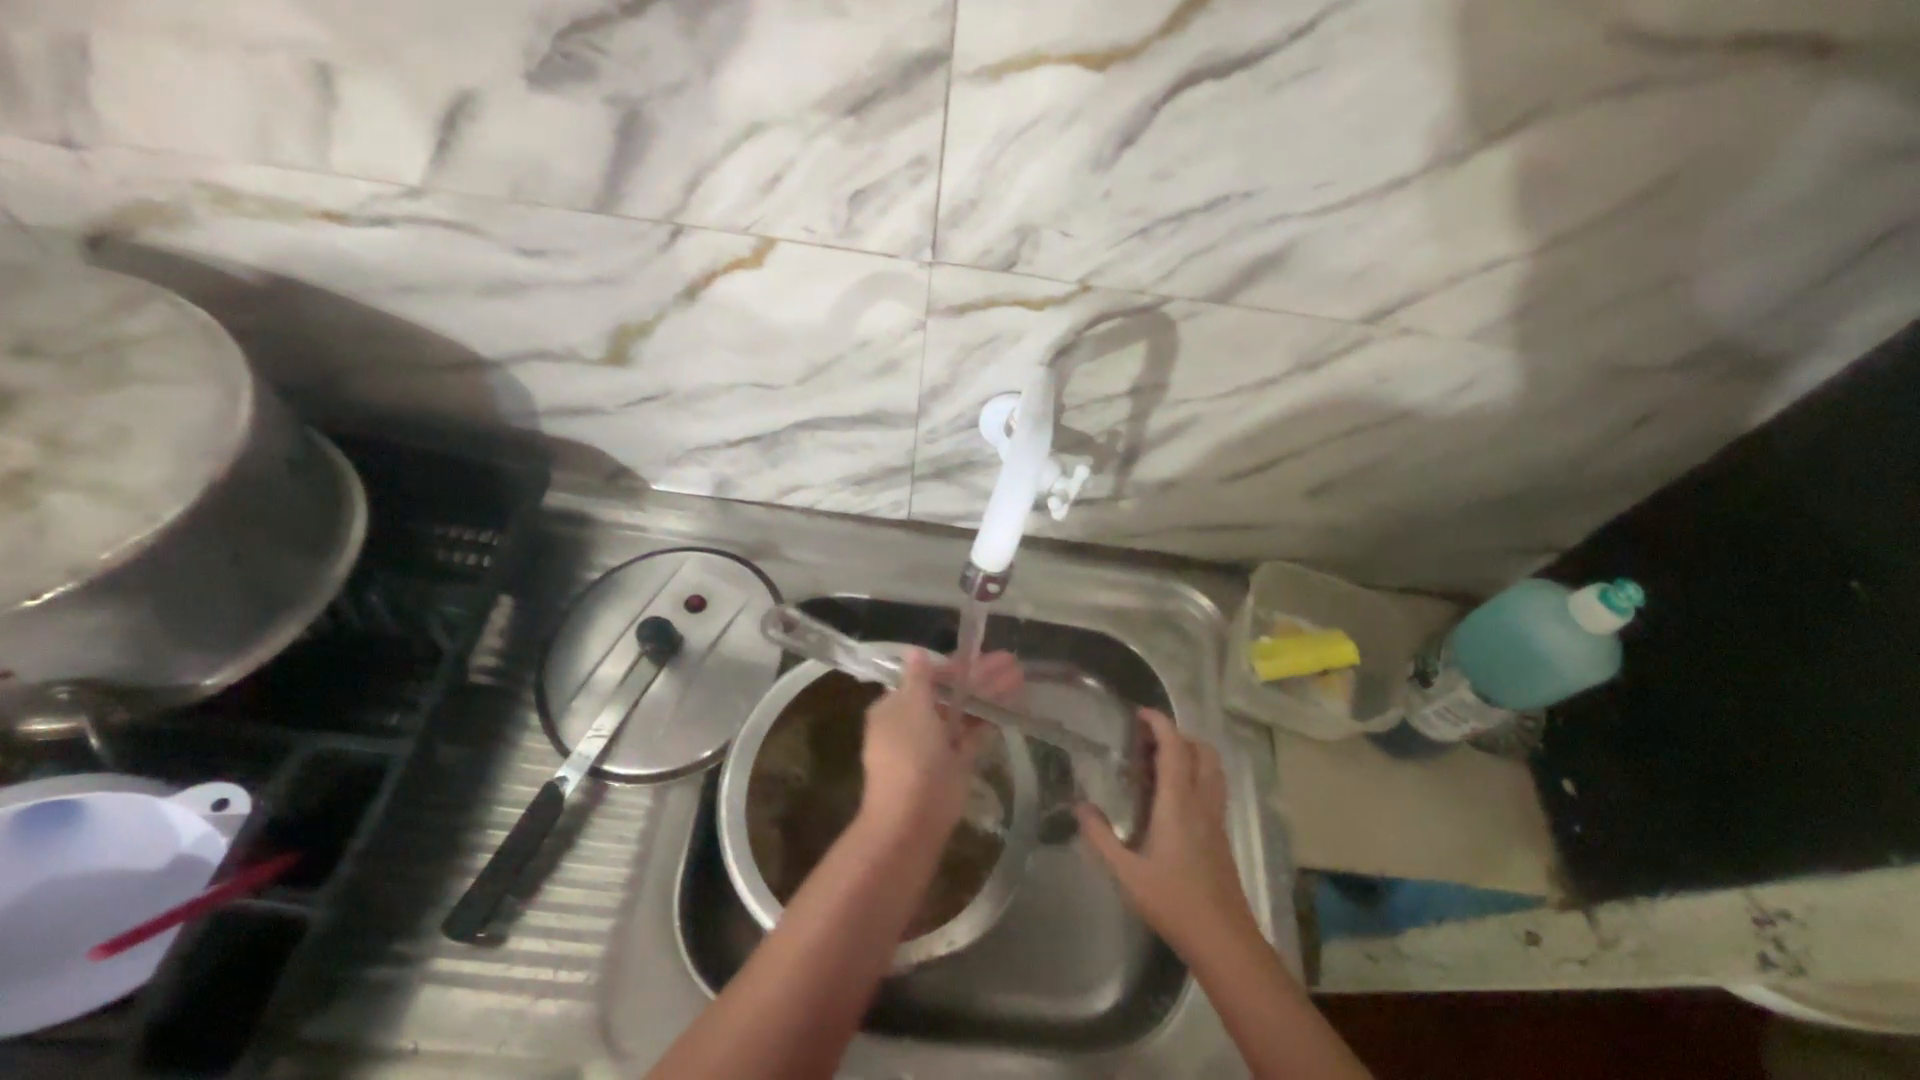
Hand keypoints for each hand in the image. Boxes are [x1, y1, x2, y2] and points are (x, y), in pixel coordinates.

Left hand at [859, 649, 1019, 839]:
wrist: (912, 817)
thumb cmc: (908, 755)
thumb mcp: (911, 708)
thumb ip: (920, 680)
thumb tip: (915, 652)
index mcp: (895, 708)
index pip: (926, 679)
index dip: (955, 666)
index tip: (980, 654)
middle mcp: (914, 724)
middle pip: (950, 694)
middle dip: (980, 677)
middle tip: (1011, 660)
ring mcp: (937, 745)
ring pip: (966, 712)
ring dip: (990, 694)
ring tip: (1020, 676)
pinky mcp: (956, 764)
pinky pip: (975, 734)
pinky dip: (991, 718)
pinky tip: (1014, 702)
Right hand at [1075, 709, 1255, 957]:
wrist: (1222, 938)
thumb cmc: (1172, 902)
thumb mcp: (1126, 872)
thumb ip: (1101, 837)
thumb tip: (1080, 807)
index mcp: (1178, 804)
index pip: (1175, 749)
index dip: (1160, 724)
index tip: (1140, 713)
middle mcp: (1202, 803)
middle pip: (1201, 751)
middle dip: (1177, 735)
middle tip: (1146, 741)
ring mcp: (1216, 818)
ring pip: (1212, 769)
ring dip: (1190, 754)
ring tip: (1159, 765)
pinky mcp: (1221, 834)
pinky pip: (1213, 789)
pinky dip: (1196, 776)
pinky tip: (1172, 799)